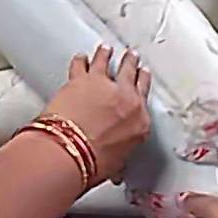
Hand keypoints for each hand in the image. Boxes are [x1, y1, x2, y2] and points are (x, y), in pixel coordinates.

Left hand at [41, 47, 151, 183]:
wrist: (73, 151)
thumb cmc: (94, 161)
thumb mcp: (116, 164)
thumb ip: (119, 157)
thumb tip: (114, 169)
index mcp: (140, 121)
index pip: (144, 97)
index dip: (143, 84)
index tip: (143, 78)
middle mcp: (126, 98)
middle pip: (131, 74)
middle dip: (131, 63)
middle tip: (132, 56)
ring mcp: (104, 86)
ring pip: (109, 62)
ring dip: (107, 54)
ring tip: (107, 48)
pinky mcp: (82, 79)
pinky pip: (83, 64)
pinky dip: (81, 60)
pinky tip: (81, 56)